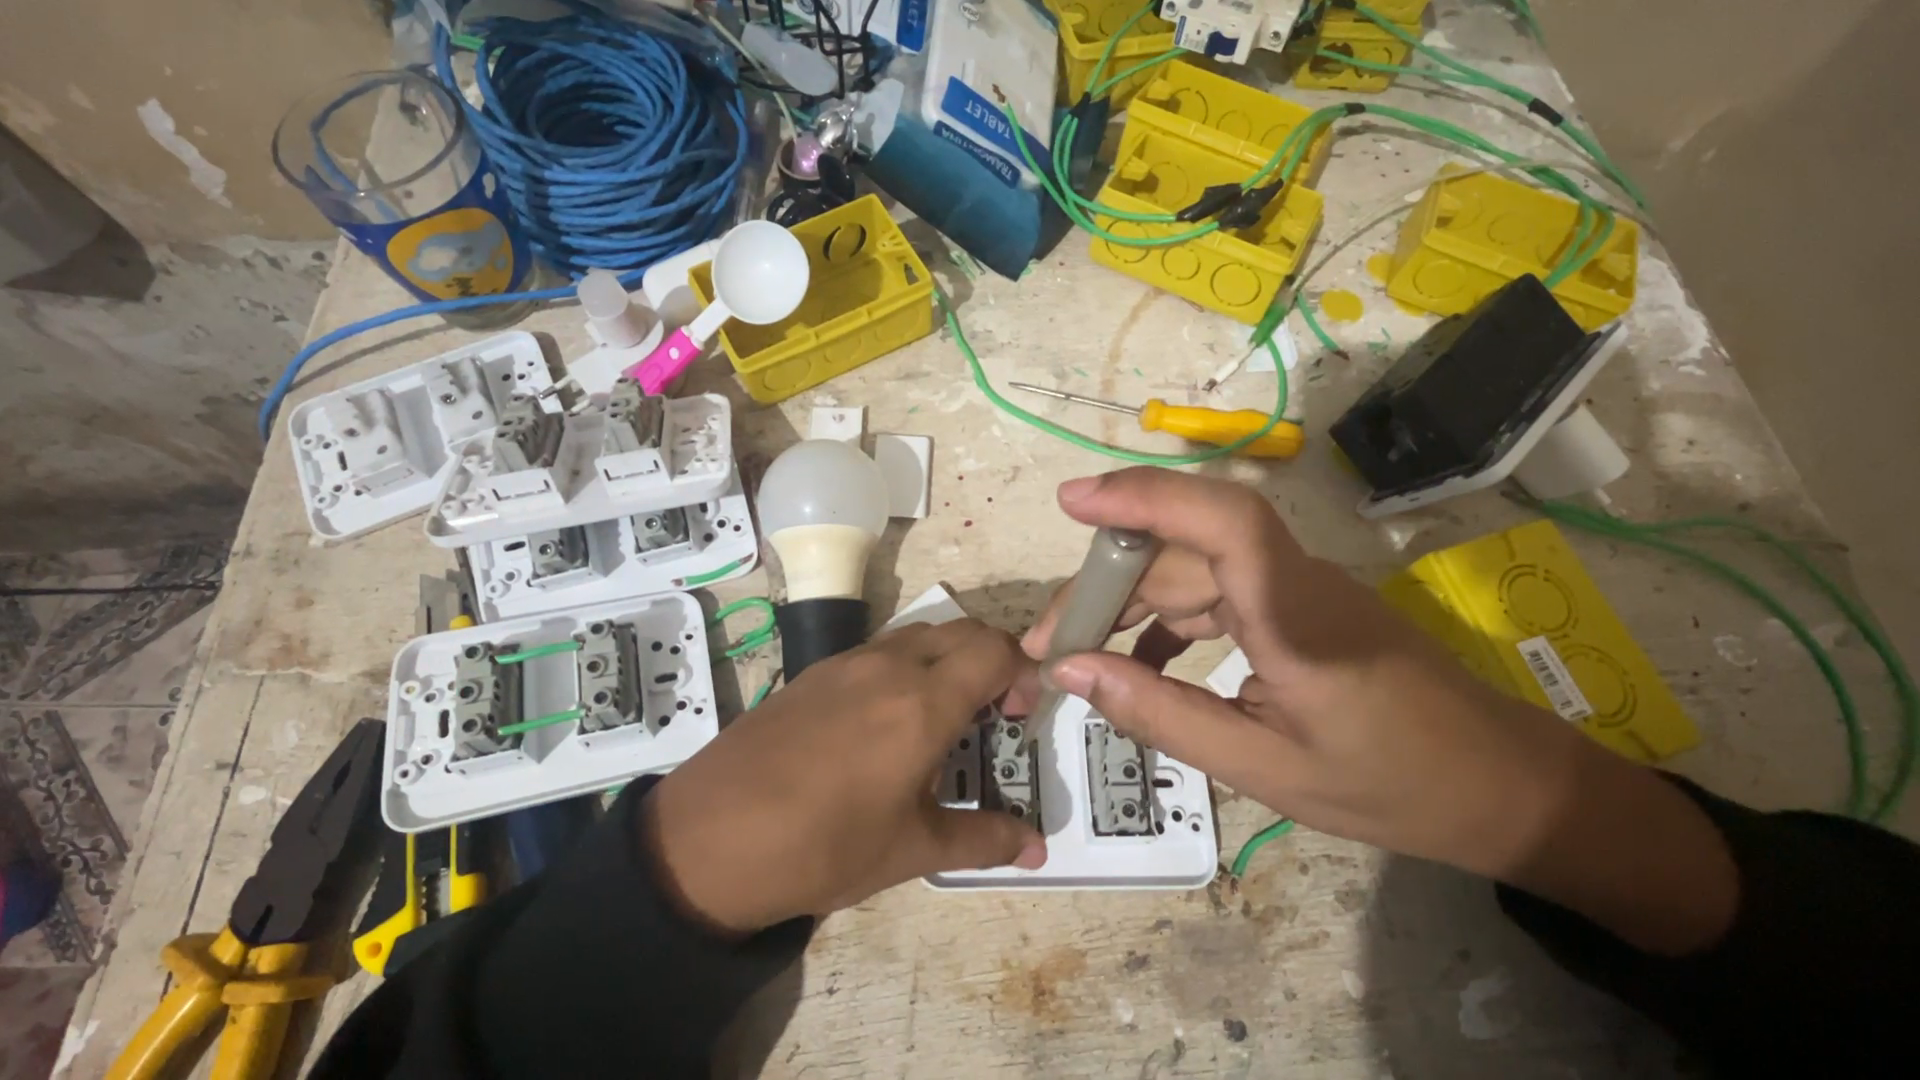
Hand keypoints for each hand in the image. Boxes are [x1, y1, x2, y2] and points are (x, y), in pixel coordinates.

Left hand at [642, 619, 1046, 934]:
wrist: (707, 841)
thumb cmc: (823, 847)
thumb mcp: (910, 851)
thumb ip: (983, 840)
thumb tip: (1036, 847)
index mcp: (922, 702)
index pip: (996, 649)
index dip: (1023, 672)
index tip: (1019, 717)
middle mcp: (888, 666)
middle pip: (962, 630)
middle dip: (991, 661)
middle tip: (992, 716)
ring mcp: (844, 664)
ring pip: (917, 636)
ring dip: (945, 661)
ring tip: (940, 721)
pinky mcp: (811, 674)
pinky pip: (876, 652)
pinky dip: (903, 669)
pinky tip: (884, 726)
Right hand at [1019, 468, 1735, 953]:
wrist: (1503, 791)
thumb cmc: (1390, 786)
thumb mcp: (1261, 767)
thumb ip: (1162, 713)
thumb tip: (1071, 671)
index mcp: (1294, 614)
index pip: (1221, 520)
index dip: (1145, 497)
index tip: (1071, 503)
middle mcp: (1294, 582)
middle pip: (1184, 549)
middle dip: (1105, 583)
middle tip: (1045, 640)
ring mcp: (1298, 591)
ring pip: (1194, 572)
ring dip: (1130, 604)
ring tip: (1074, 652)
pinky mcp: (1299, 610)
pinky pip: (1218, 597)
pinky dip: (1169, 623)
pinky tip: (1140, 664)